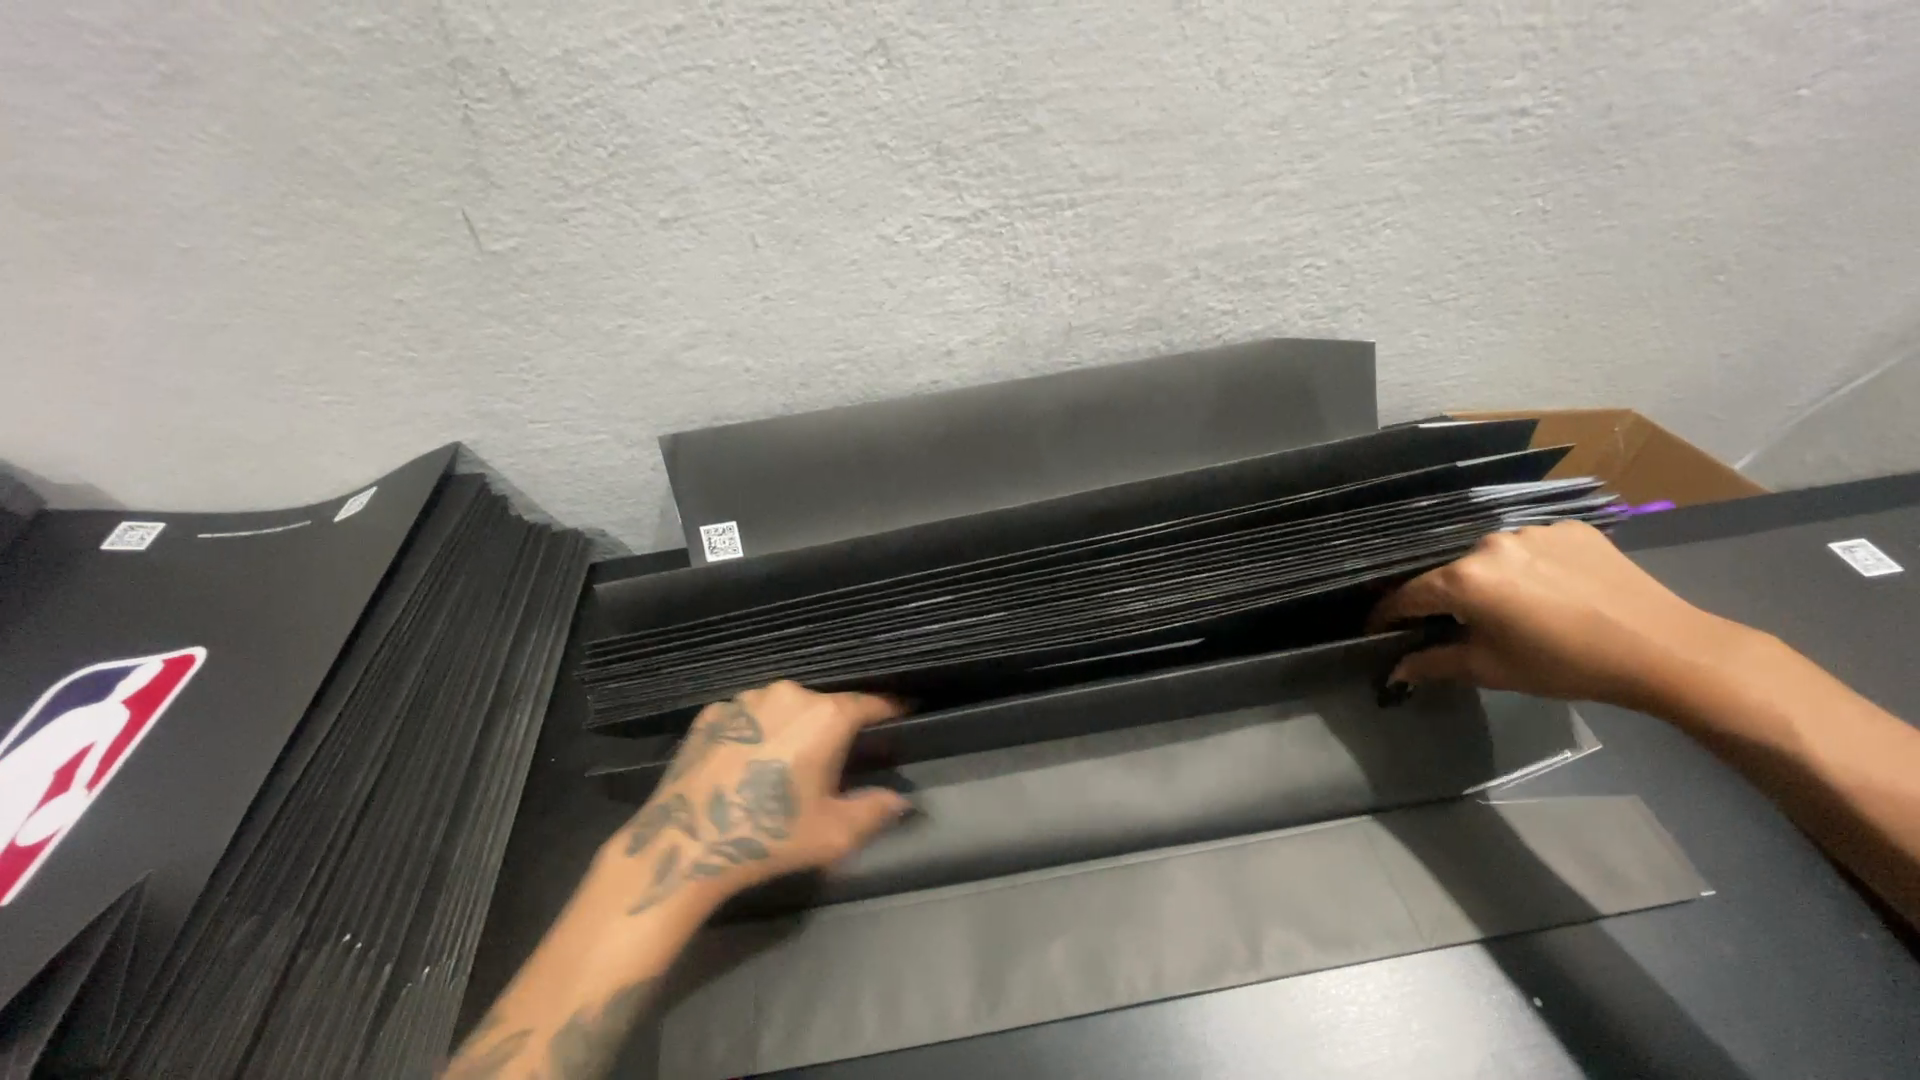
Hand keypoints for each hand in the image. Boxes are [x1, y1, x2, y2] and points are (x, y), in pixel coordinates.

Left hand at [602, 681, 912, 915]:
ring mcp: (744, 700)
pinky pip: (748, 716)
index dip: (890, 710)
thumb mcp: (834, 834)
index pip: (871, 702)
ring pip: (784, 707)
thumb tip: (899, 800)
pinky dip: (756, 732)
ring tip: (786, 763)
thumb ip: (875, 810)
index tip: (903, 715)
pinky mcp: (711, 713)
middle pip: (825, 704)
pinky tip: (748, 764)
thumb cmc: (769, 837)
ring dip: (793, 727)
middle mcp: (787, 694)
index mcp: (825, 716)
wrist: (684, 846)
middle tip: (834, 761)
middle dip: (834, 728)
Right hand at [1369, 520, 1754, 709]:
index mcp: (1464, 579)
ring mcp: (1532, 531)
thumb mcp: (1491, 670)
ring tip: (1507, 609)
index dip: (1386, 615)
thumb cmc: (1565, 665)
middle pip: (1449, 572)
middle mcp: (1489, 544)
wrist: (1663, 649)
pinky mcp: (1569, 529)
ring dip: (1487, 581)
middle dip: (1442, 599)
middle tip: (1449, 625)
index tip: (1377, 630)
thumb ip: (1434, 664)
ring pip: (1490, 558)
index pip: (1406, 594)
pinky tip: (1546, 593)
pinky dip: (1526, 568)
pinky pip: (1530, 547)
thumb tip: (1395, 670)